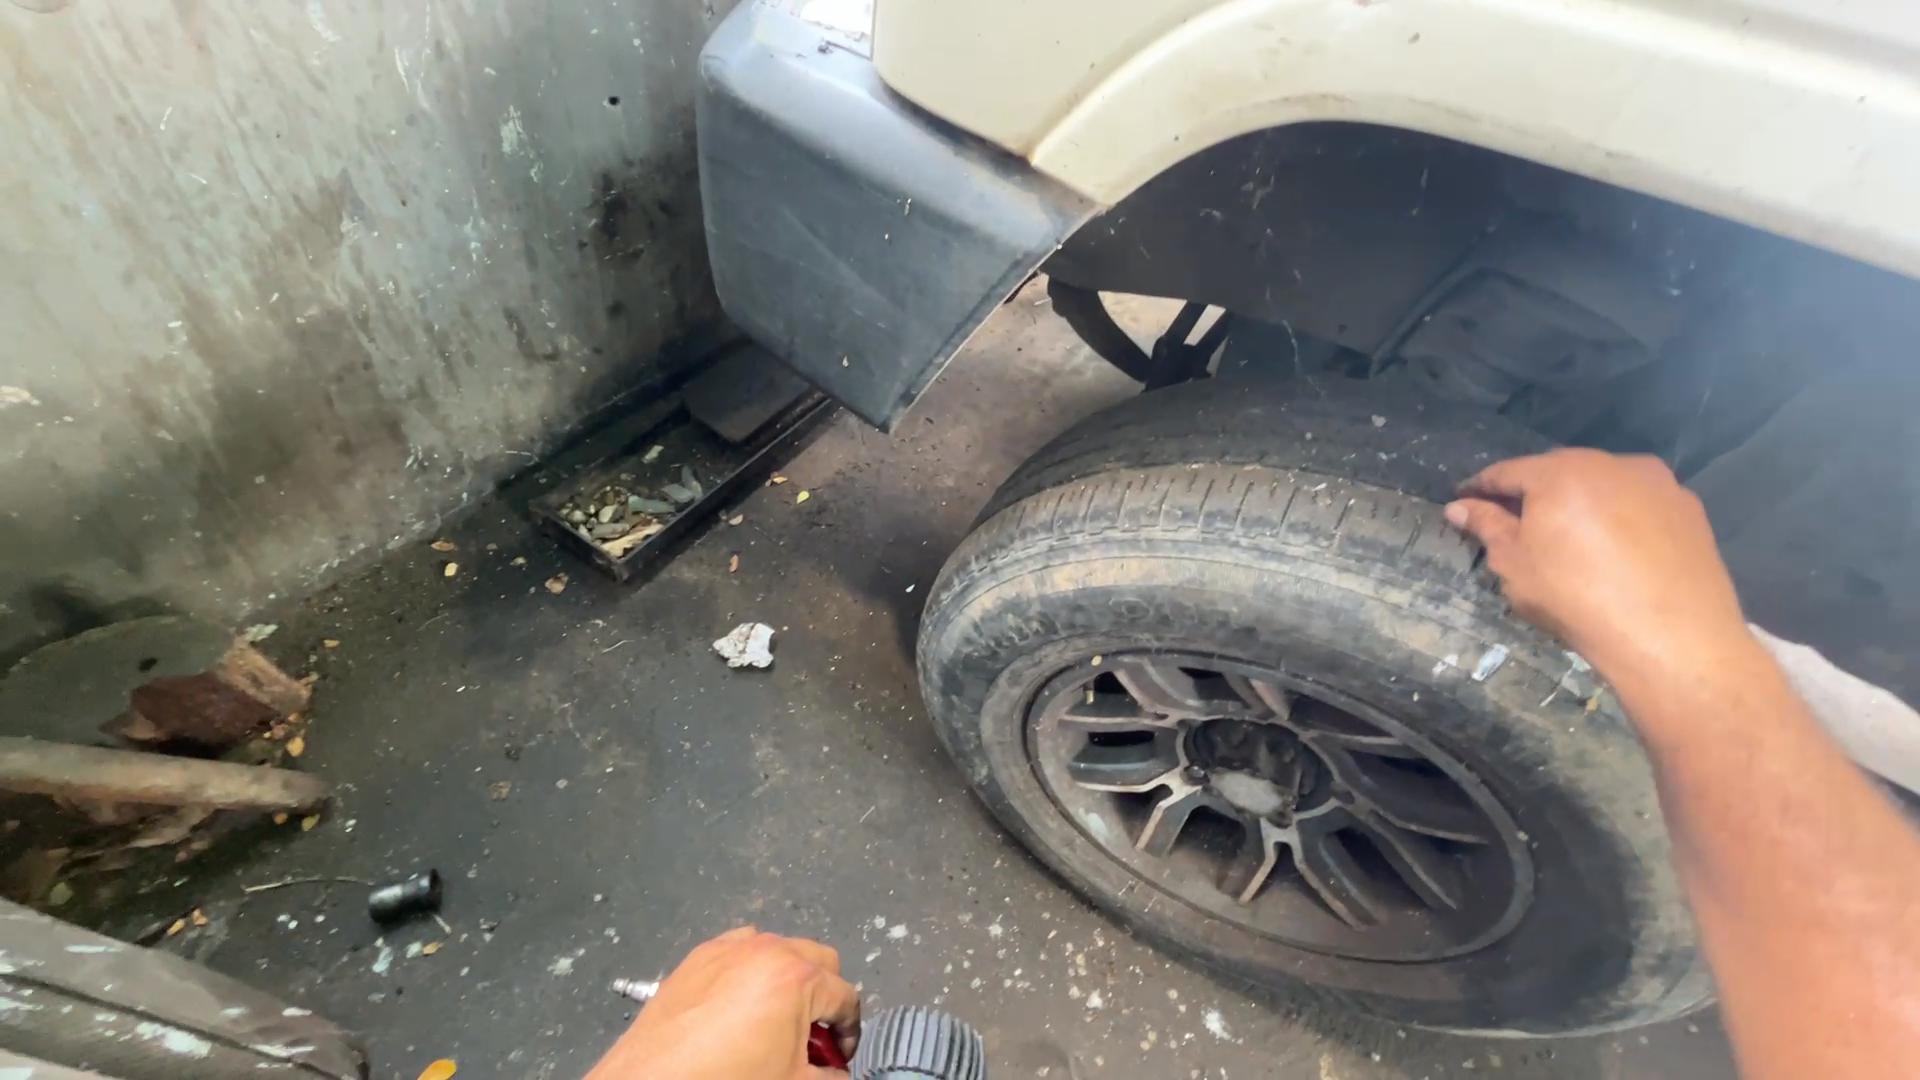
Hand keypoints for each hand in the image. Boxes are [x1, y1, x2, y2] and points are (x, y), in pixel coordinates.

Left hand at [586, 928, 860, 1079]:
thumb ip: (830, 1079)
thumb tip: (839, 1075)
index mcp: (799, 978)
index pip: (846, 997)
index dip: (849, 1031)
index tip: (839, 1057)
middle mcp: (770, 949)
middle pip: (820, 961)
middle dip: (824, 996)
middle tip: (812, 1037)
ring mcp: (733, 946)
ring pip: (781, 949)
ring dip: (789, 978)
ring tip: (774, 1019)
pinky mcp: (701, 955)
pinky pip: (741, 949)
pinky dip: (750, 970)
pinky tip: (738, 1006)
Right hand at [1444, 448, 1750, 688]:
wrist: (1670, 634)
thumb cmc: (1573, 594)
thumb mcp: (1512, 561)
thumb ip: (1485, 525)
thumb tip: (1458, 506)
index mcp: (1561, 473)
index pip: (1506, 472)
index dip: (1478, 488)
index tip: (1461, 503)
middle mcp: (1613, 465)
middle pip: (1555, 471)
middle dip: (1529, 492)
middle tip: (1508, 519)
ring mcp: (1659, 484)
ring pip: (1599, 483)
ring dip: (1573, 500)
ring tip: (1560, 533)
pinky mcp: (1689, 508)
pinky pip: (1635, 501)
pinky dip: (1612, 513)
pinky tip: (1606, 545)